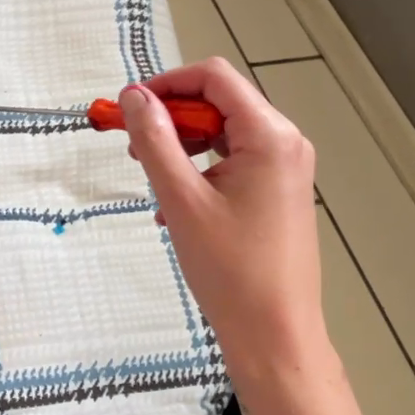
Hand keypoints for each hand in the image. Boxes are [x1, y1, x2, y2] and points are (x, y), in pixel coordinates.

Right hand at [120, 58, 325, 369]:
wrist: (274, 337)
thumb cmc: (229, 269)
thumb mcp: (181, 198)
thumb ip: (154, 139)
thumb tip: (132, 95)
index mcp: (269, 135)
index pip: (213, 77)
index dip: (167, 83)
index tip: (129, 109)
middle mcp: (285, 141)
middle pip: (219, 102)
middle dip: (171, 118)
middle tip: (133, 147)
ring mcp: (285, 167)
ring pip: (223, 131)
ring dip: (181, 146)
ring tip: (152, 179)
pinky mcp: (278, 190)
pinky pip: (232, 160)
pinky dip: (199, 169)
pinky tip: (175, 206)